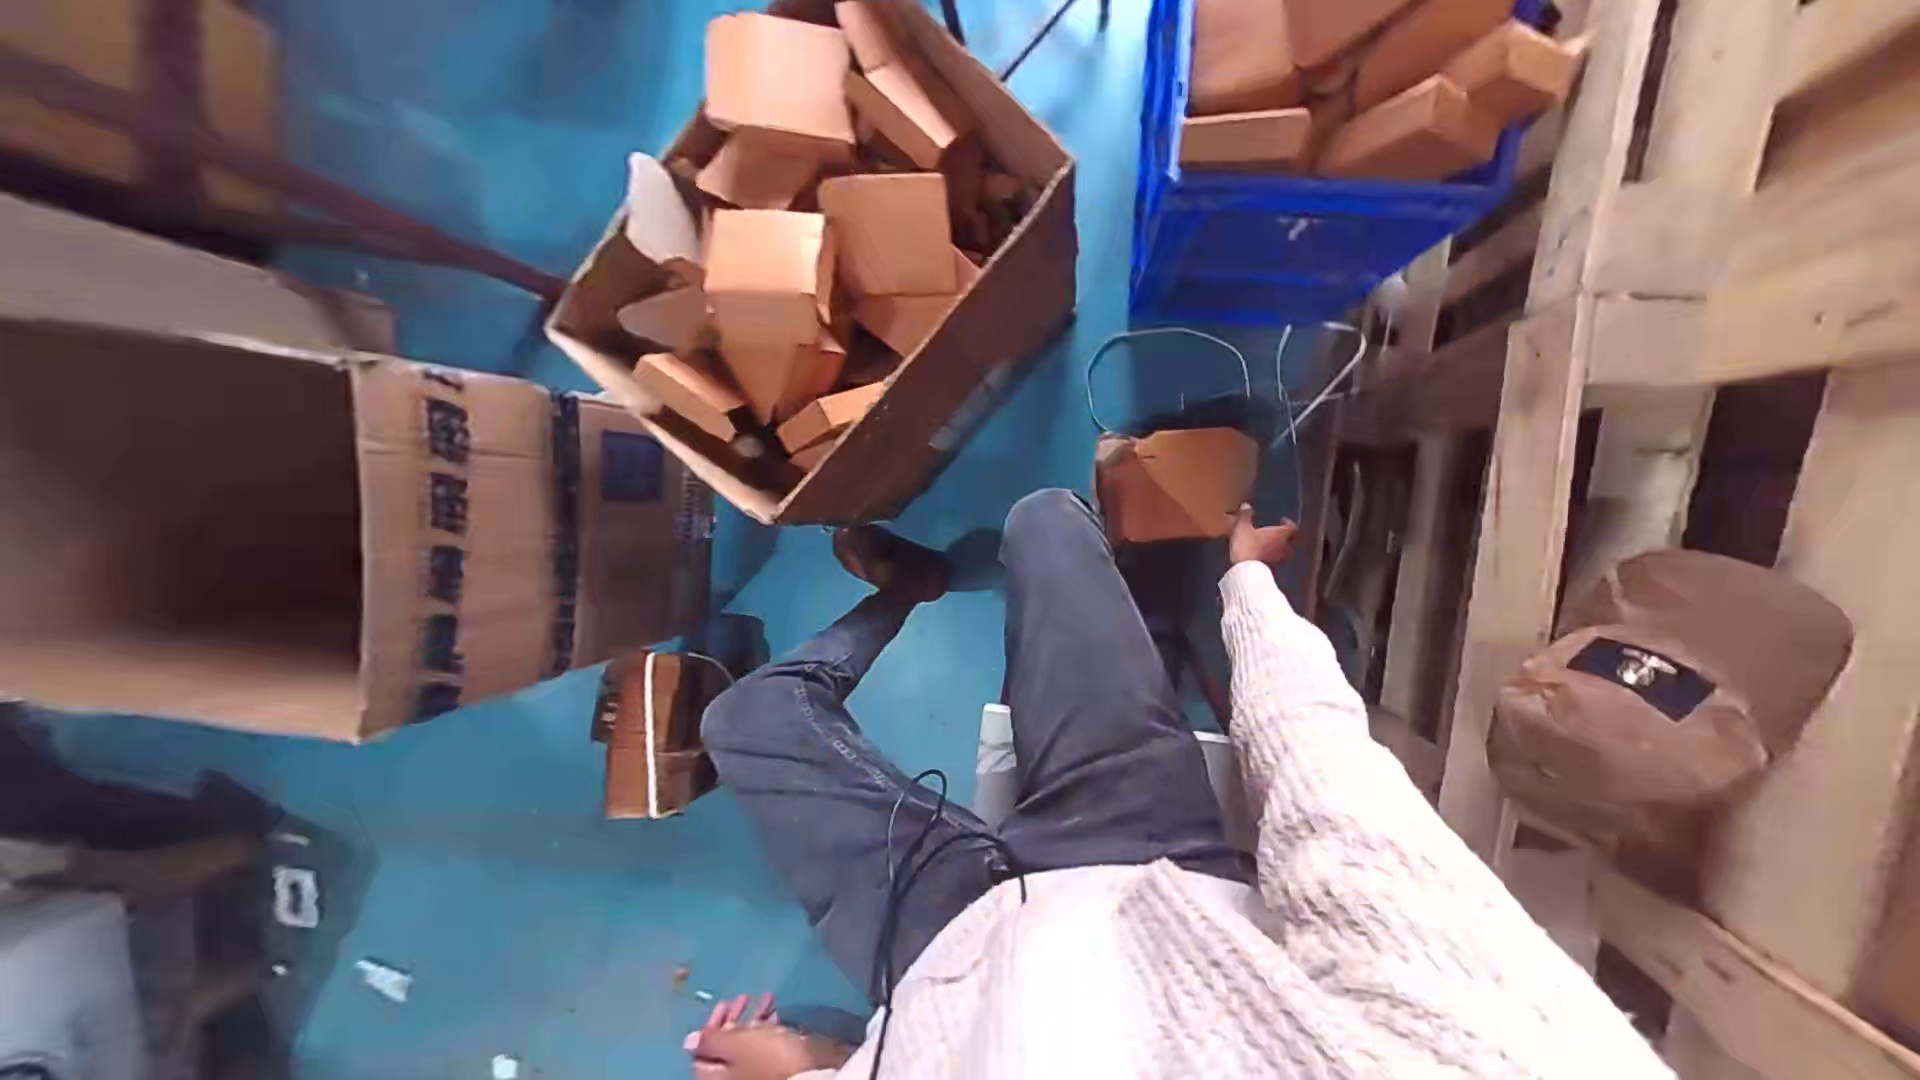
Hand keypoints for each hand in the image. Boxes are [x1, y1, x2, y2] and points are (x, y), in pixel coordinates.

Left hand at [685, 994, 851, 1079]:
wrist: (808, 1076)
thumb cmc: (767, 1058)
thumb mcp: (737, 1044)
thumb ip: (711, 1040)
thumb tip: (687, 1040)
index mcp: (715, 1078)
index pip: (702, 1053)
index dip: (710, 1026)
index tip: (725, 1003)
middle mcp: (729, 1079)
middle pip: (723, 1048)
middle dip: (733, 1019)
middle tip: (744, 997)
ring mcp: (751, 1076)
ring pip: (745, 1046)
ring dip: (752, 1020)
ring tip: (766, 998)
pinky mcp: (771, 1071)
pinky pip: (762, 1048)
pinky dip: (765, 1029)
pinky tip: (776, 1013)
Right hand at [1228, 504, 1296, 566]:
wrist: (1245, 570)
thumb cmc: (1246, 545)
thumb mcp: (1242, 527)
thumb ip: (1245, 515)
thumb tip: (1246, 504)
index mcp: (1280, 534)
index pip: (1292, 527)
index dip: (1288, 523)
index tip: (1282, 520)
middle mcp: (1285, 546)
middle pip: (1291, 539)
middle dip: (1286, 534)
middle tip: (1278, 531)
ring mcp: (1280, 558)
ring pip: (1285, 549)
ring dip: (1280, 544)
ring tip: (1271, 541)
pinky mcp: (1273, 567)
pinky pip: (1277, 558)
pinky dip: (1274, 554)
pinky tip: (1264, 553)